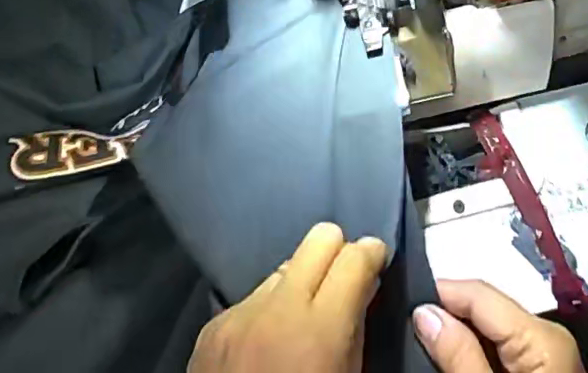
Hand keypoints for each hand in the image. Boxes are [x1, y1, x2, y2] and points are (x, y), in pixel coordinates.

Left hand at [189, 222, 387, 372]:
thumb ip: (358, 333)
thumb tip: (364, 289)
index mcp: (319, 332)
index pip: (355, 256)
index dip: (373, 255)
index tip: (377, 265)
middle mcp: (277, 310)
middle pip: (320, 237)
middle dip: (338, 253)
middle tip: (344, 284)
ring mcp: (239, 316)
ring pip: (285, 266)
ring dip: (300, 286)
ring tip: (300, 326)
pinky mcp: (211, 329)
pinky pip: (253, 298)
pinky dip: (267, 313)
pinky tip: (265, 351)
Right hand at [413, 279, 584, 372]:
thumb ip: (460, 357)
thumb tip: (425, 312)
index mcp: (542, 335)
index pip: (480, 292)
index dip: (440, 292)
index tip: (407, 304)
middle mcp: (548, 334)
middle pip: (485, 308)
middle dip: (449, 314)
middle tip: (411, 326)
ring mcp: (548, 355)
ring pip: (490, 329)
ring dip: (460, 334)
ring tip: (426, 341)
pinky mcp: (543, 371)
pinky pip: (502, 349)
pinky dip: (476, 352)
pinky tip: (454, 360)